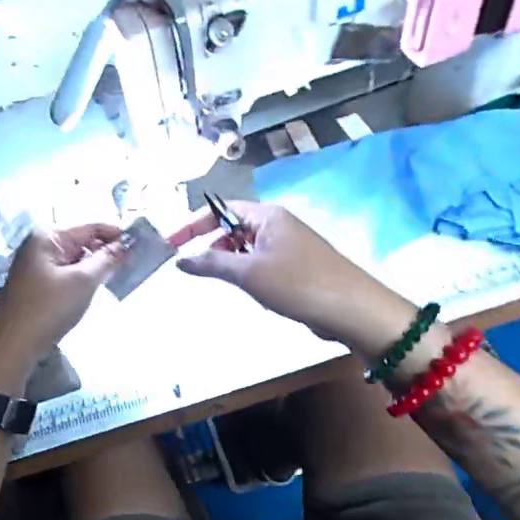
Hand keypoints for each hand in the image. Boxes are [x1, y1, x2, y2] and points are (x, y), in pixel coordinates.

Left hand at [0, 224, 123, 389]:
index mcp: (48, 236)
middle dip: (107, 252)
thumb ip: (107, 259)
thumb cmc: (49, 307)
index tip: (142, 245)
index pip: (91, 227)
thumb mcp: (83, 281)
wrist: (13, 344)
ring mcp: (38, 264)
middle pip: (84, 241)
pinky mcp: (39, 283)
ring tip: (120, 276)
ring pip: (77, 259)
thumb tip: (128, 244)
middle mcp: (41, 245)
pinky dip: (84, 278)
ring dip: (97, 267)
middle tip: (134, 264)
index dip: (117, 235)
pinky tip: (98, 288)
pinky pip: (68, 273)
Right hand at [170, 201, 415, 358]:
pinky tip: (254, 293)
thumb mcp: (248, 273)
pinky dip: (250, 275)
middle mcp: (278, 225)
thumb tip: (180, 259)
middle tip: (198, 270)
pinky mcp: (298, 268)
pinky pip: (263, 265)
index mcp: (267, 216)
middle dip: (213, 246)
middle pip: (233, 227)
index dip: (192, 225)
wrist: (350, 309)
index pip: (220, 210)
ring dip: (232, 264)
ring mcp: (290, 246)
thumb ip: (212, 264)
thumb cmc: (297, 284)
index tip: (169, 244)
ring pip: (248, 249)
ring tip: (229, 284)